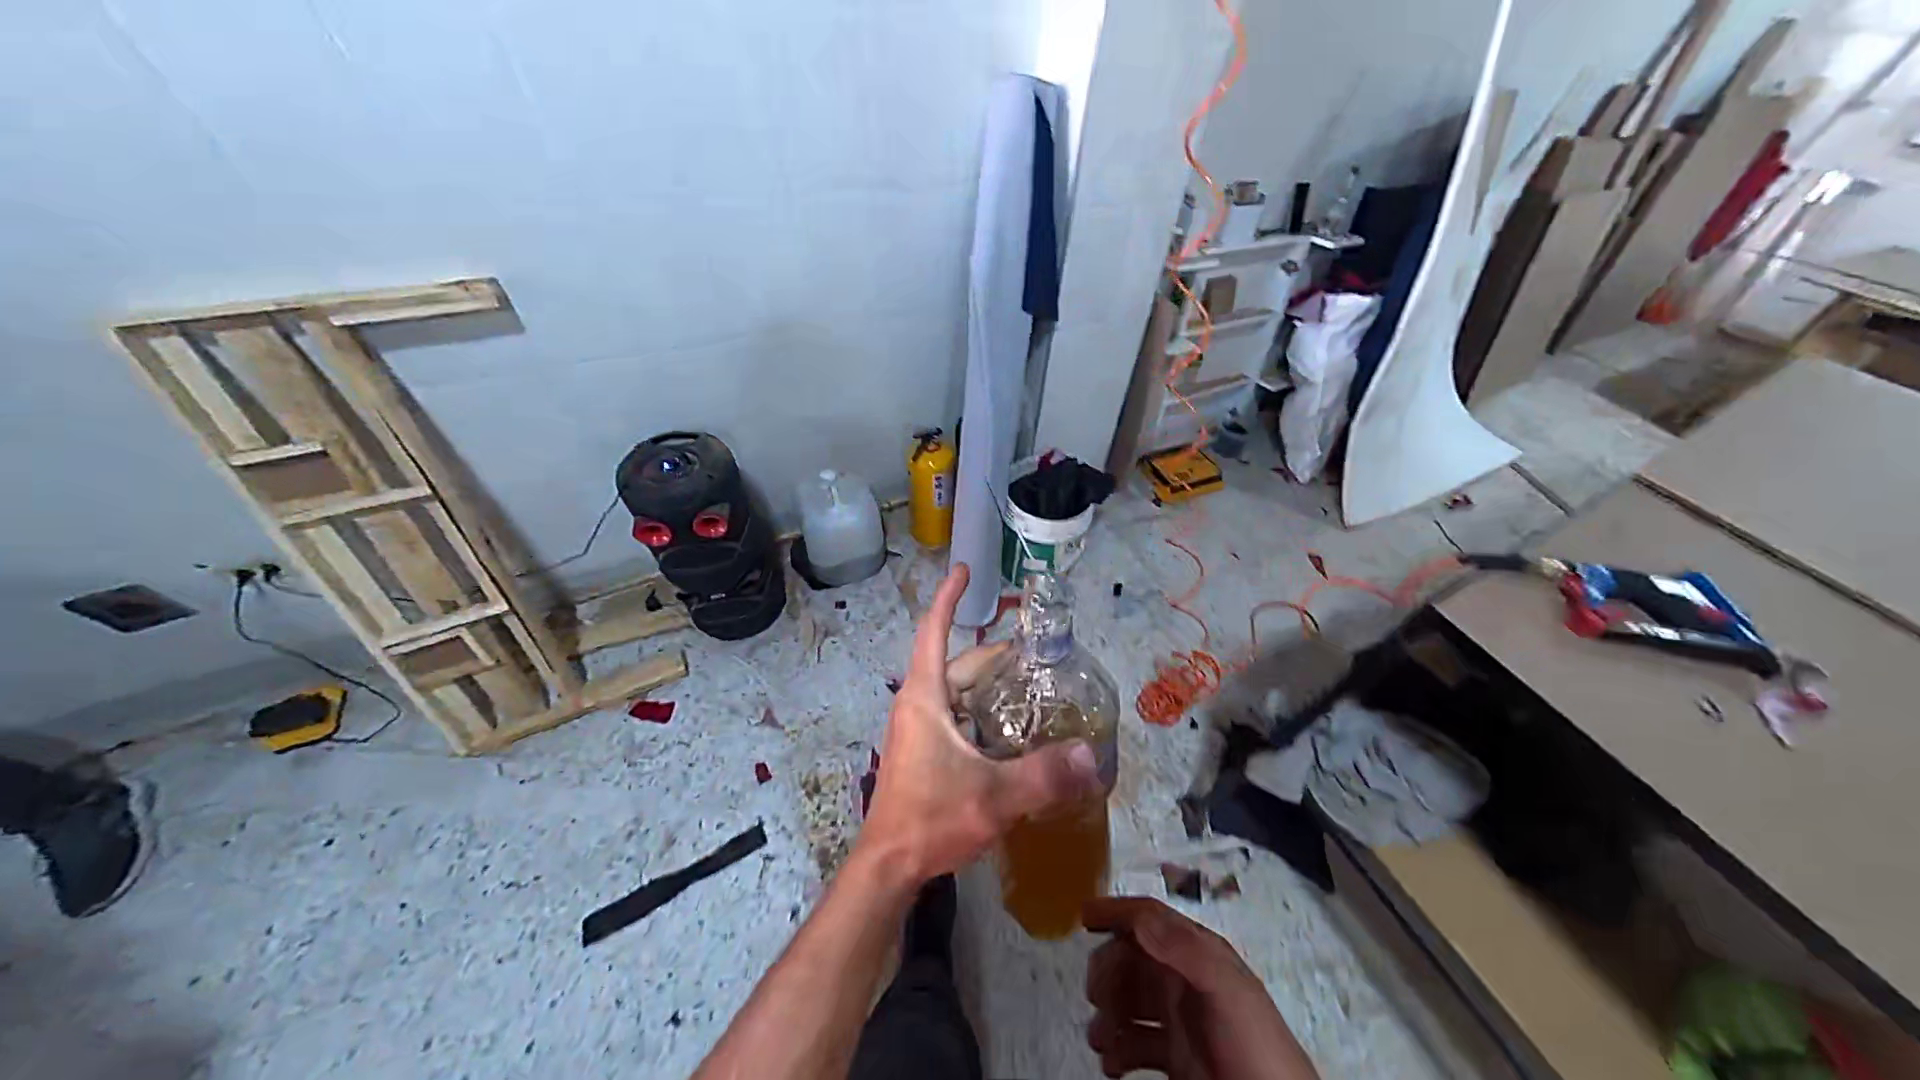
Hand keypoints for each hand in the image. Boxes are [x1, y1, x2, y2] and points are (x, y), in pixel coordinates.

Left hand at [854, 564, 1102, 887]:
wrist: (889, 864)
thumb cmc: (930, 817)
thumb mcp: (993, 795)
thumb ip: (1044, 775)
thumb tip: (1089, 755)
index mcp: (925, 697)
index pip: (934, 631)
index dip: (949, 597)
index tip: (964, 570)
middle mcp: (918, 705)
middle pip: (958, 665)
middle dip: (994, 656)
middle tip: (1037, 658)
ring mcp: (918, 730)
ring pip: (958, 694)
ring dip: (990, 688)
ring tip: (1033, 691)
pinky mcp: (922, 753)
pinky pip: (956, 719)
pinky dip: (982, 715)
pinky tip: (1012, 734)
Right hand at [1084, 897, 1318, 1079]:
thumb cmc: (1254, 1046)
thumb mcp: (1226, 989)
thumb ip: (1185, 950)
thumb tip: (1139, 919)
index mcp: (1198, 954)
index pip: (1150, 918)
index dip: (1116, 912)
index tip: (1083, 917)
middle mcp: (1184, 980)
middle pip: (1131, 958)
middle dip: (1107, 973)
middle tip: (1096, 998)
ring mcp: (1179, 1020)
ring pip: (1128, 1001)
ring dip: (1106, 1015)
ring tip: (1102, 1040)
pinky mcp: (1176, 1058)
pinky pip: (1134, 1043)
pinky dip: (1116, 1051)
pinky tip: (1113, 1065)